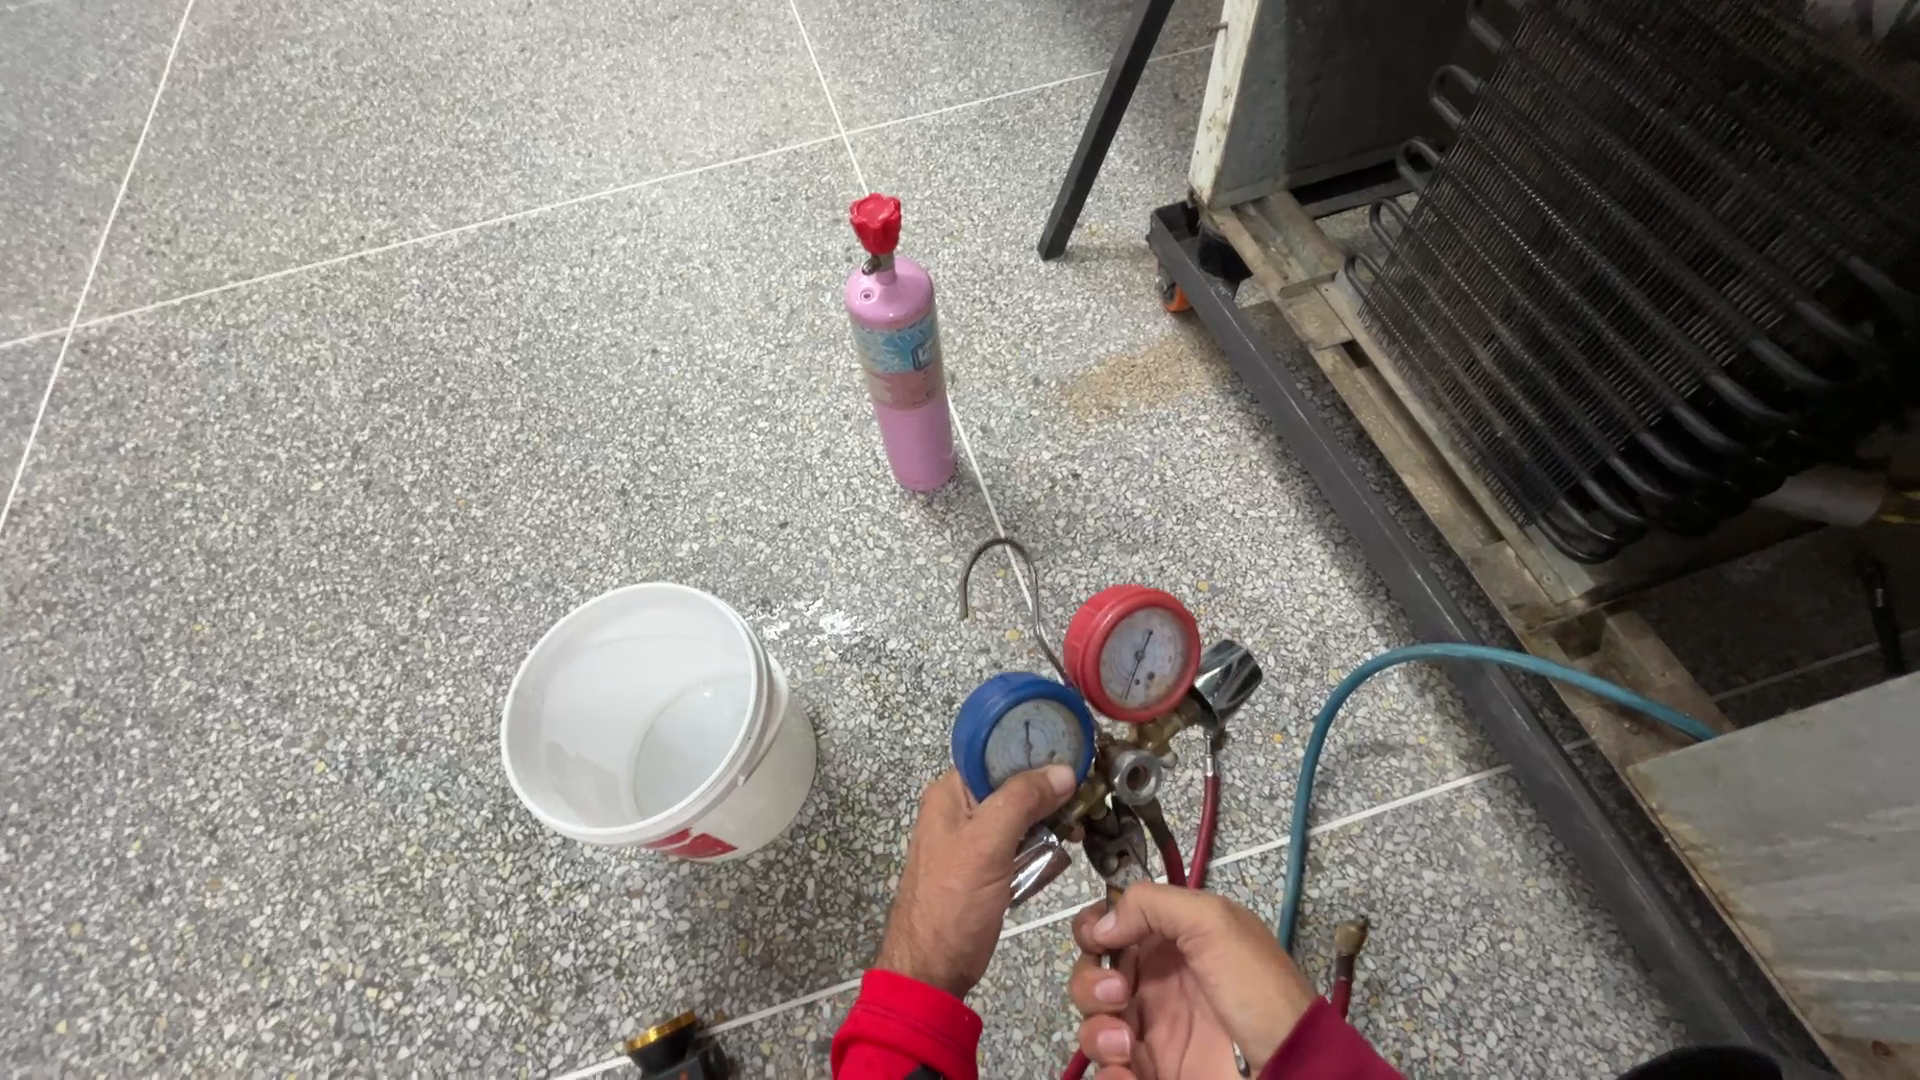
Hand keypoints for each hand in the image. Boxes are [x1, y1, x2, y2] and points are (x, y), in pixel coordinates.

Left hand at [874, 766, 1077, 998]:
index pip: (995, 751)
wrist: (932, 971)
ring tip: (1075, 829)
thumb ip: (1024, 799)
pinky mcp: (983, 866)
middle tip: (1082, 800)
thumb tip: (1064, 770)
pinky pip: (1017, 843)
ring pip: (1018, 814)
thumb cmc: (954, 902)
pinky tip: (1059, 853)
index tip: (1073, 756)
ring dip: (1047, 821)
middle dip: (1047, 791)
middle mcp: (959, 807)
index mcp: (951, 790)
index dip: (1033, 750)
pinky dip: (1038, 846)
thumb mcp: (989, 843)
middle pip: (1011, 782)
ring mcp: (970, 838)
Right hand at [1069, 883, 1318, 1077]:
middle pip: (1094, 971)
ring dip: (1096, 1028)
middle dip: (1091, 981)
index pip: (1113, 924)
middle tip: (1119, 994)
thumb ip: (1152, 904)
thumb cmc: (1257, 990)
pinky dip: (1109, 1073)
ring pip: (1095, 1021)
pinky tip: (1126, 1071)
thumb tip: (1103, 925)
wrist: (1294, 1070)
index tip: (1096, 940)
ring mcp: (1155, 1030)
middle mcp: (1157, 981)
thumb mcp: (1214, 922)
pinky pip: (1112, 1071)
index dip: (1095, 928)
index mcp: (1170, 939)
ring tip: (1126, 1044)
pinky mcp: (1156, 1072)